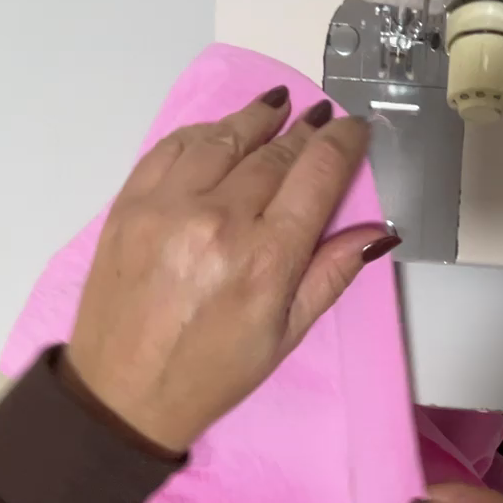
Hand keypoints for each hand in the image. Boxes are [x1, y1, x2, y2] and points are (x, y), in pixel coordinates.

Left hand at [63, 89, 399, 452]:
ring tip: (279, 110)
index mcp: (265, 260)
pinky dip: (207, 132)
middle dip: (306, 133)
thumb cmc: (215, 373)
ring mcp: (168, 204)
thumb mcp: (285, 336)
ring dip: (258, 120)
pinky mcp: (130, 200)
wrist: (125, 392)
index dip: (342, 144)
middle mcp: (218, 219)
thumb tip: (378, 232)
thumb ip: (330, 275)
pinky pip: (175, 145)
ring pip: (225, 137)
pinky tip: (224, 132)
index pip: (316, 176)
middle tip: (322, 121)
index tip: (354, 128)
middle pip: (275, 153)